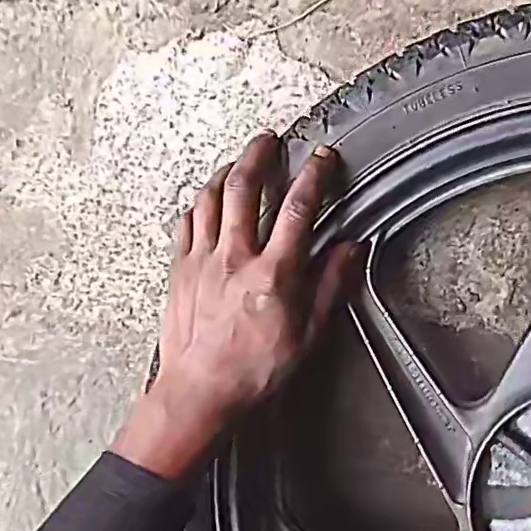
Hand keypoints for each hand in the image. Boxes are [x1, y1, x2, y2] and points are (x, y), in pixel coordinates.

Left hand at [111, 132, 364, 480]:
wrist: (199, 390)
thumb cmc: (254, 368)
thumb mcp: (307, 333)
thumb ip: (330, 286)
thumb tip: (350, 251)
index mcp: (273, 273)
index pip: (298, 209)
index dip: (315, 176)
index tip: (322, 158)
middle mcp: (236, 258)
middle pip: (244, 187)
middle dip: (259, 155)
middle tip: (269, 140)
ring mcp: (203, 260)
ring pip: (210, 198)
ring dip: (225, 172)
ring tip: (237, 161)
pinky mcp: (180, 269)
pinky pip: (186, 222)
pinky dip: (198, 203)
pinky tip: (205, 201)